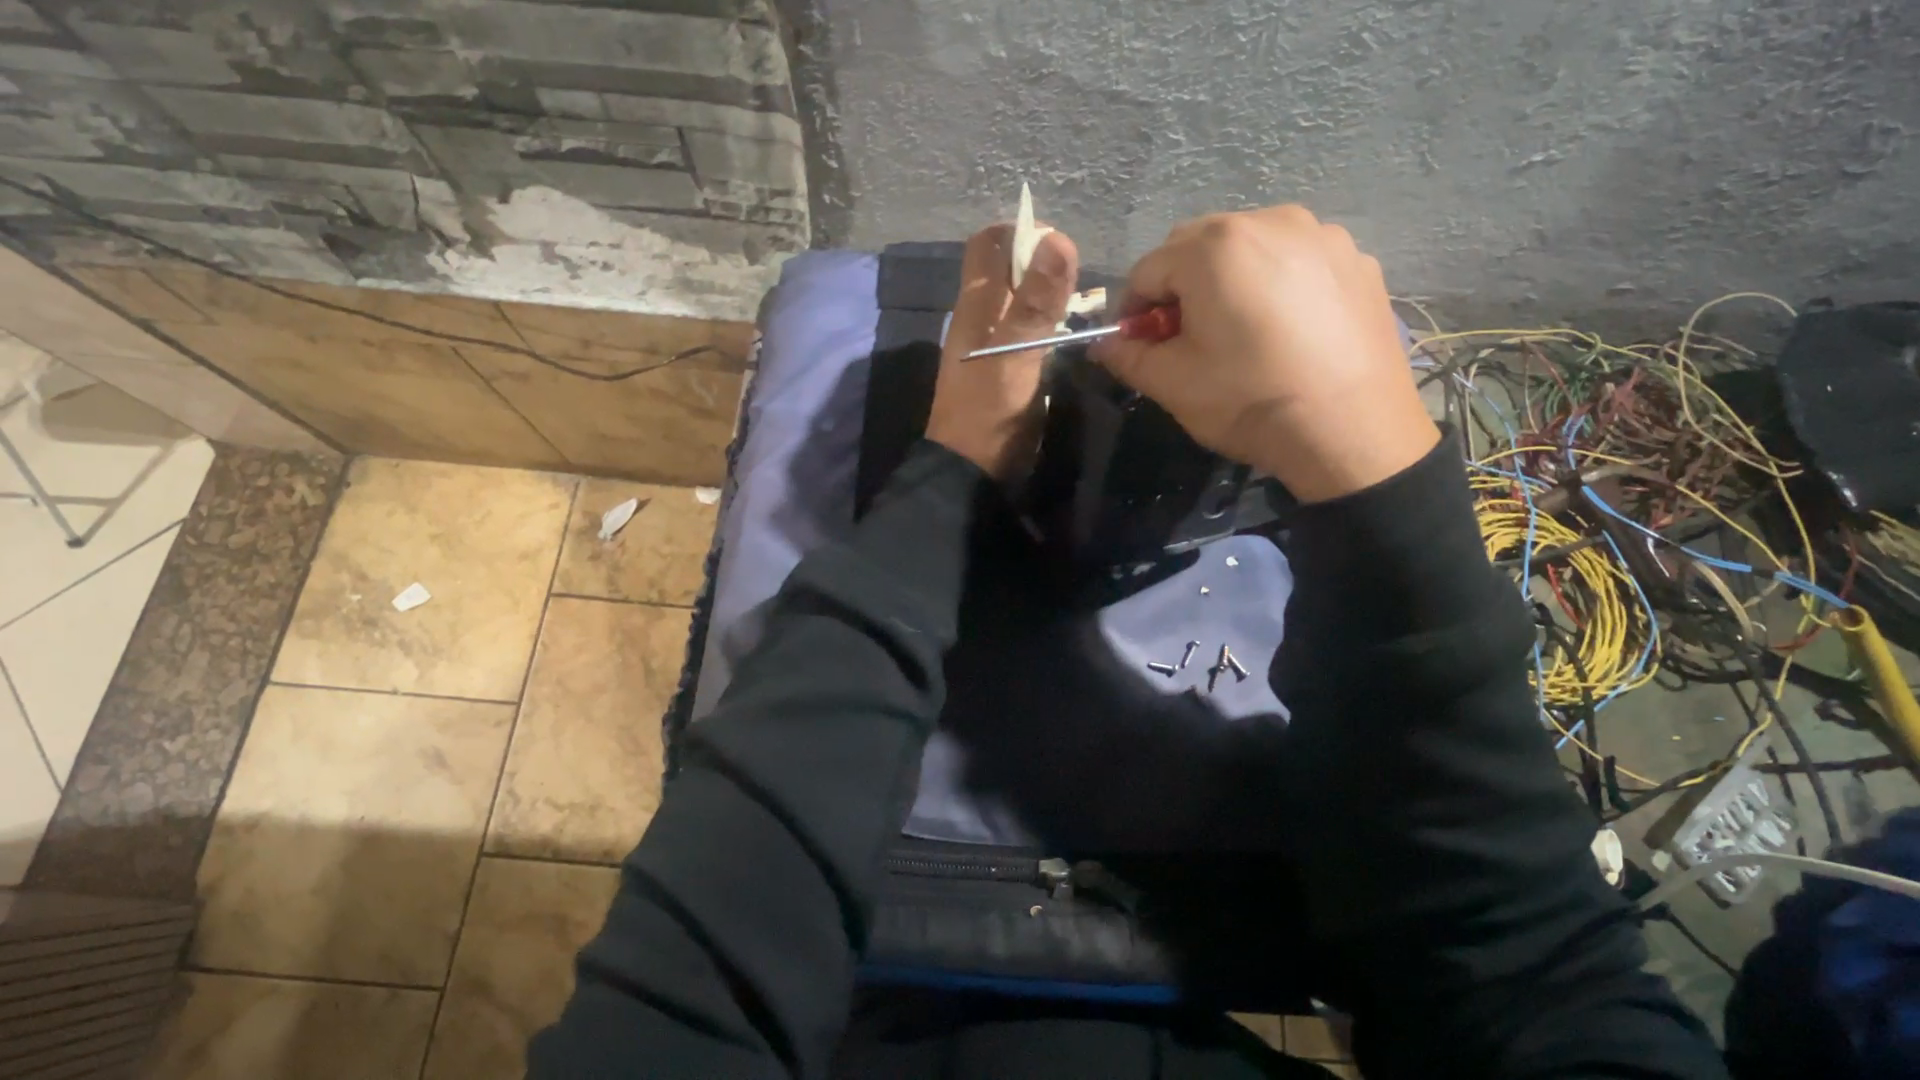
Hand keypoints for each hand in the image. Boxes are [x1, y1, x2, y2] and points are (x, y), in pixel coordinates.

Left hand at [925, 224, 1079, 481]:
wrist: (973, 470)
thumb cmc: (989, 409)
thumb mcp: (1016, 352)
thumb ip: (1035, 301)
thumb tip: (1057, 239)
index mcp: (975, 305)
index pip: (989, 244)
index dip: (1020, 233)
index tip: (1058, 245)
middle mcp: (982, 317)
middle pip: (1009, 270)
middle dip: (1043, 263)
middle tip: (1079, 280)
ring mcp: (995, 343)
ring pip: (1023, 301)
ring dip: (1050, 295)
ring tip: (1084, 302)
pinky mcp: (1009, 367)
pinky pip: (1031, 331)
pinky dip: (1051, 323)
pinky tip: (1073, 332)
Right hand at [1093, 206, 1437, 501]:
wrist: (1353, 433)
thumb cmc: (1250, 402)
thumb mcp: (1173, 385)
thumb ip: (1128, 356)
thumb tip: (1104, 345)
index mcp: (1213, 247)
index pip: (1147, 270)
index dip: (1132, 311)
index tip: (1137, 346)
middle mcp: (1269, 221)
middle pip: (1199, 246)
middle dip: (1181, 287)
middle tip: (1186, 338)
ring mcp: (1321, 236)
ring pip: (1251, 247)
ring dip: (1230, 279)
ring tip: (1239, 331)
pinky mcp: (1358, 260)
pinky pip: (1298, 260)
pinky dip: (1278, 284)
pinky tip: (1287, 330)